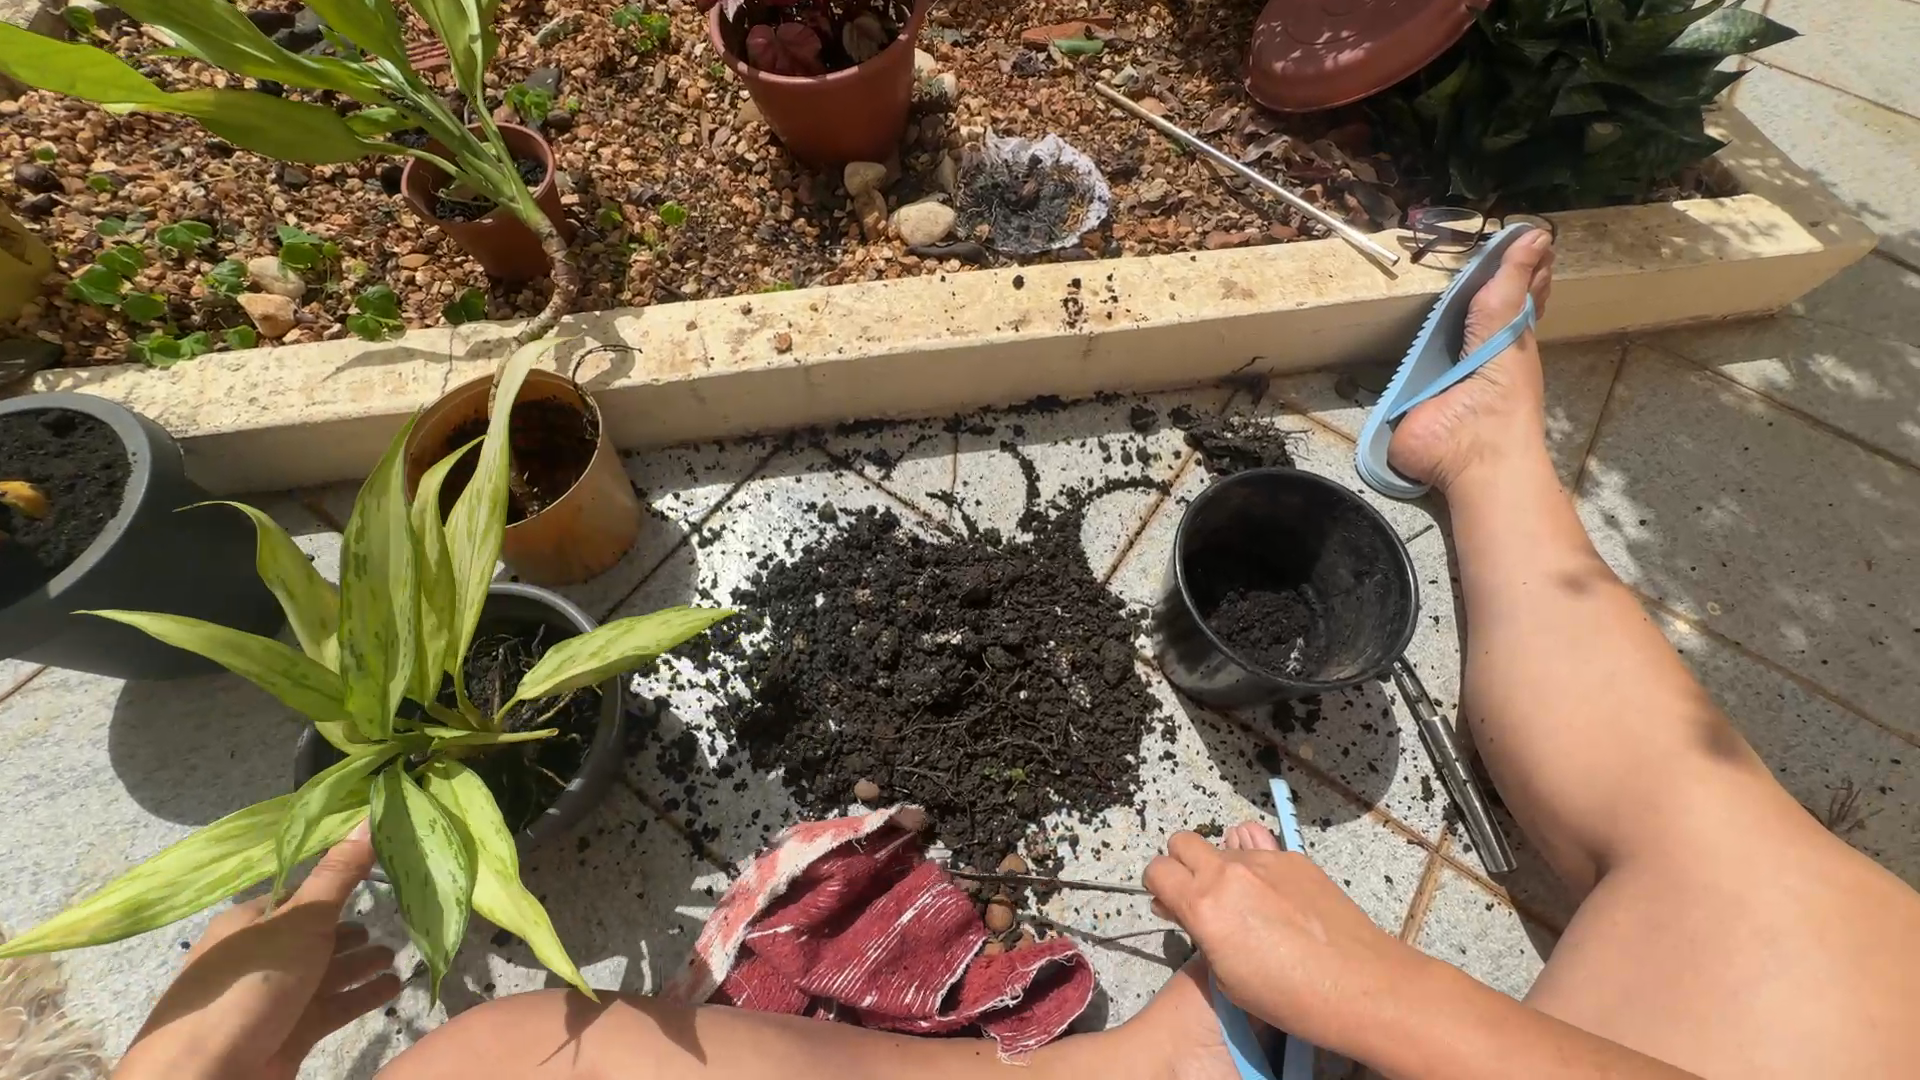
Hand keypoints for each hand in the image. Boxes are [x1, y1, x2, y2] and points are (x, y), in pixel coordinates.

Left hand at [118, 822, 401, 1079]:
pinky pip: (337, 1004)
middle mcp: (262, 958)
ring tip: (397, 954)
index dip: (338, 885)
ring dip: (364, 962)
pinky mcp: (292, 1032)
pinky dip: (365, 993)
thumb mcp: (301, 920)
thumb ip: (340, 873)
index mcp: (251, 925)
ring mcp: (276, 998)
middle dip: (355, 930)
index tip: (382, 873)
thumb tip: (369, 815)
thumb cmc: (250, 985)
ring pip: (330, 971)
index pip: (301, 896)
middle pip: (318, 936)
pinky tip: (394, 986)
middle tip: (397, 918)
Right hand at [1144, 831, 1423, 1057]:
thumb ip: (1198, 931)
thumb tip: (1180, 906)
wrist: (1362, 985)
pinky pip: (1259, 847)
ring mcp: (1261, 860)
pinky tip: (1278, 897)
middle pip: (1181, 841)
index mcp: (1204, 906)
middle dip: (1182, 863)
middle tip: (1199, 893)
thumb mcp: (1227, 978)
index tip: (1170, 902)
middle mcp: (1227, 873)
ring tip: (1245, 898)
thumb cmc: (1291, 998)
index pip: (1156, 870)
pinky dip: (1257, 865)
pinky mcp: (1291, 856)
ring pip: (1223, 845)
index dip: (1158, 886)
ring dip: (1222, 866)